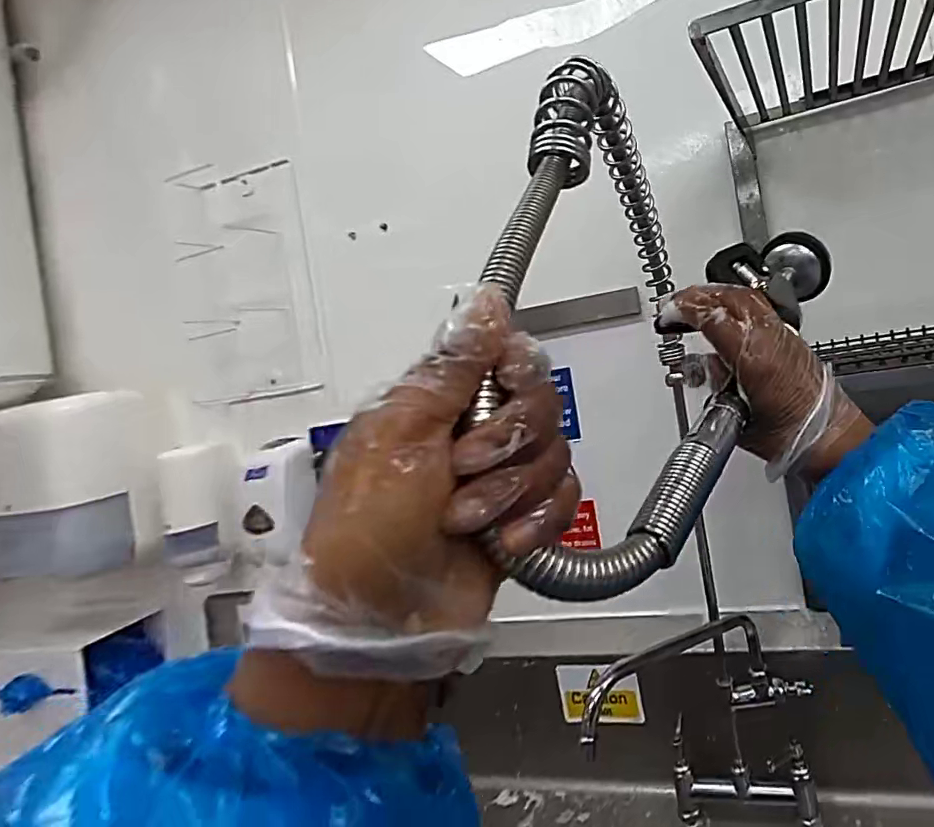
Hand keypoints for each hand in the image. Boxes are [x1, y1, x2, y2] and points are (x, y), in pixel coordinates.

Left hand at [234, 284, 580, 731]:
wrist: (377, 631)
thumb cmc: (365, 537)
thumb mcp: (398, 438)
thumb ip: (450, 369)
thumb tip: (482, 303)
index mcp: (439, 405)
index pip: (510, 355)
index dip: (516, 370)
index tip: (502, 392)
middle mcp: (476, 434)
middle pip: (542, 402)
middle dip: (511, 441)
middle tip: (468, 469)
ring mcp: (505, 476)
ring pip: (557, 451)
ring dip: (516, 489)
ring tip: (470, 519)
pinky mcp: (528, 512)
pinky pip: (567, 494)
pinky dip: (540, 519)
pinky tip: (505, 540)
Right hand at [660, 284, 871, 478]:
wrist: (831, 436)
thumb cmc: (794, 435)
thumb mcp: (738, 419)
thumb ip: (719, 387)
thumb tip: (709, 369)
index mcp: (756, 357)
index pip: (715, 317)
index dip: (686, 309)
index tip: (669, 314)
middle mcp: (772, 339)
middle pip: (733, 298)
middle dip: (700, 296)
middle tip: (678, 304)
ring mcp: (786, 336)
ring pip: (750, 298)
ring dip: (720, 297)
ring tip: (699, 305)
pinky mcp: (794, 340)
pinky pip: (764, 309)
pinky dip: (741, 306)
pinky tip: (730, 316)